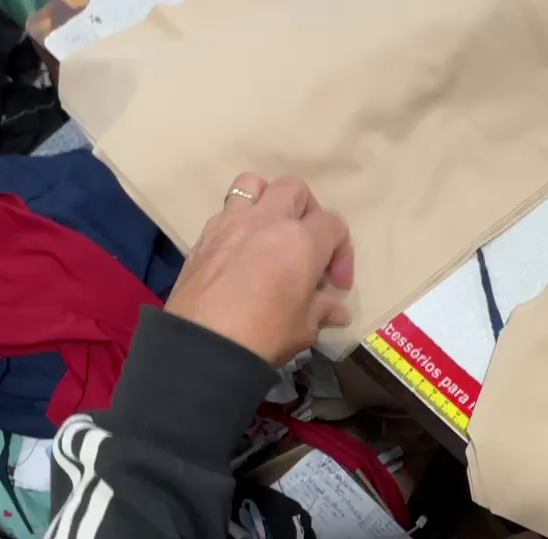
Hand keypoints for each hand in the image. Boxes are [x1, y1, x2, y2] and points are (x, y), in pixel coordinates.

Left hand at [165, 173, 356, 366]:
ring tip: (271, 234)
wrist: (204, 345)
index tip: (335, 285)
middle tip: (308, 248)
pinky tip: (241, 255)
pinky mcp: (205, 235)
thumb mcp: (305, 328)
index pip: (334, 224)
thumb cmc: (265, 335)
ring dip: (268, 202)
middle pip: (295, 189)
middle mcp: (267, 220)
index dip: (342, 253)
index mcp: (301, 241)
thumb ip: (322, 310)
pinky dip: (240, 224)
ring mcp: (232, 222)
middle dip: (309, 214)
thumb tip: (336, 309)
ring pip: (254, 185)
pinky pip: (227, 211)